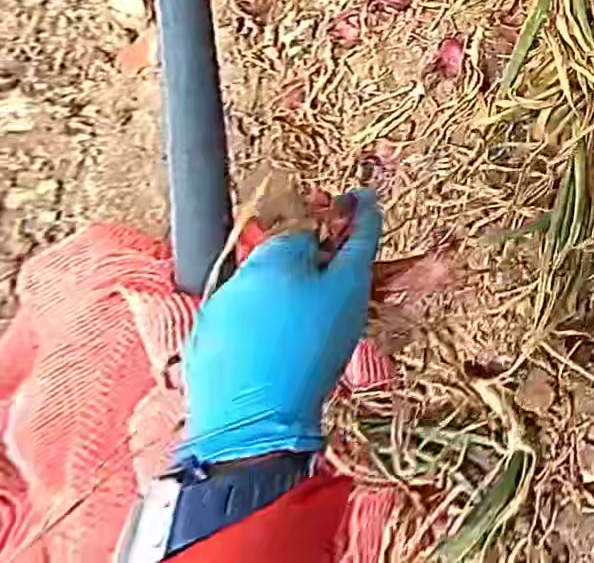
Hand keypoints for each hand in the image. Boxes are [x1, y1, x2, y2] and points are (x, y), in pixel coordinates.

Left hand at [181, 189, 382, 463]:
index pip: (309, 233)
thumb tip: (366, 199)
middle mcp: (233, 282)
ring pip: (267, 297)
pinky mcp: (202, 349)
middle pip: (286, 266)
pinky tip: (289, 351)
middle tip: (341, 302)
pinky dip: (270, 331)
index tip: (353, 272)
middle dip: (316, 278)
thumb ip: (360, 239)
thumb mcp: (352, 284)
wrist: (257, 418)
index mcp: (267, 260)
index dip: (336, 250)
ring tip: (318, 332)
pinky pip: (246, 326)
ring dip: (294, 305)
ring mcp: (211, 317)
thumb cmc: (313, 341)